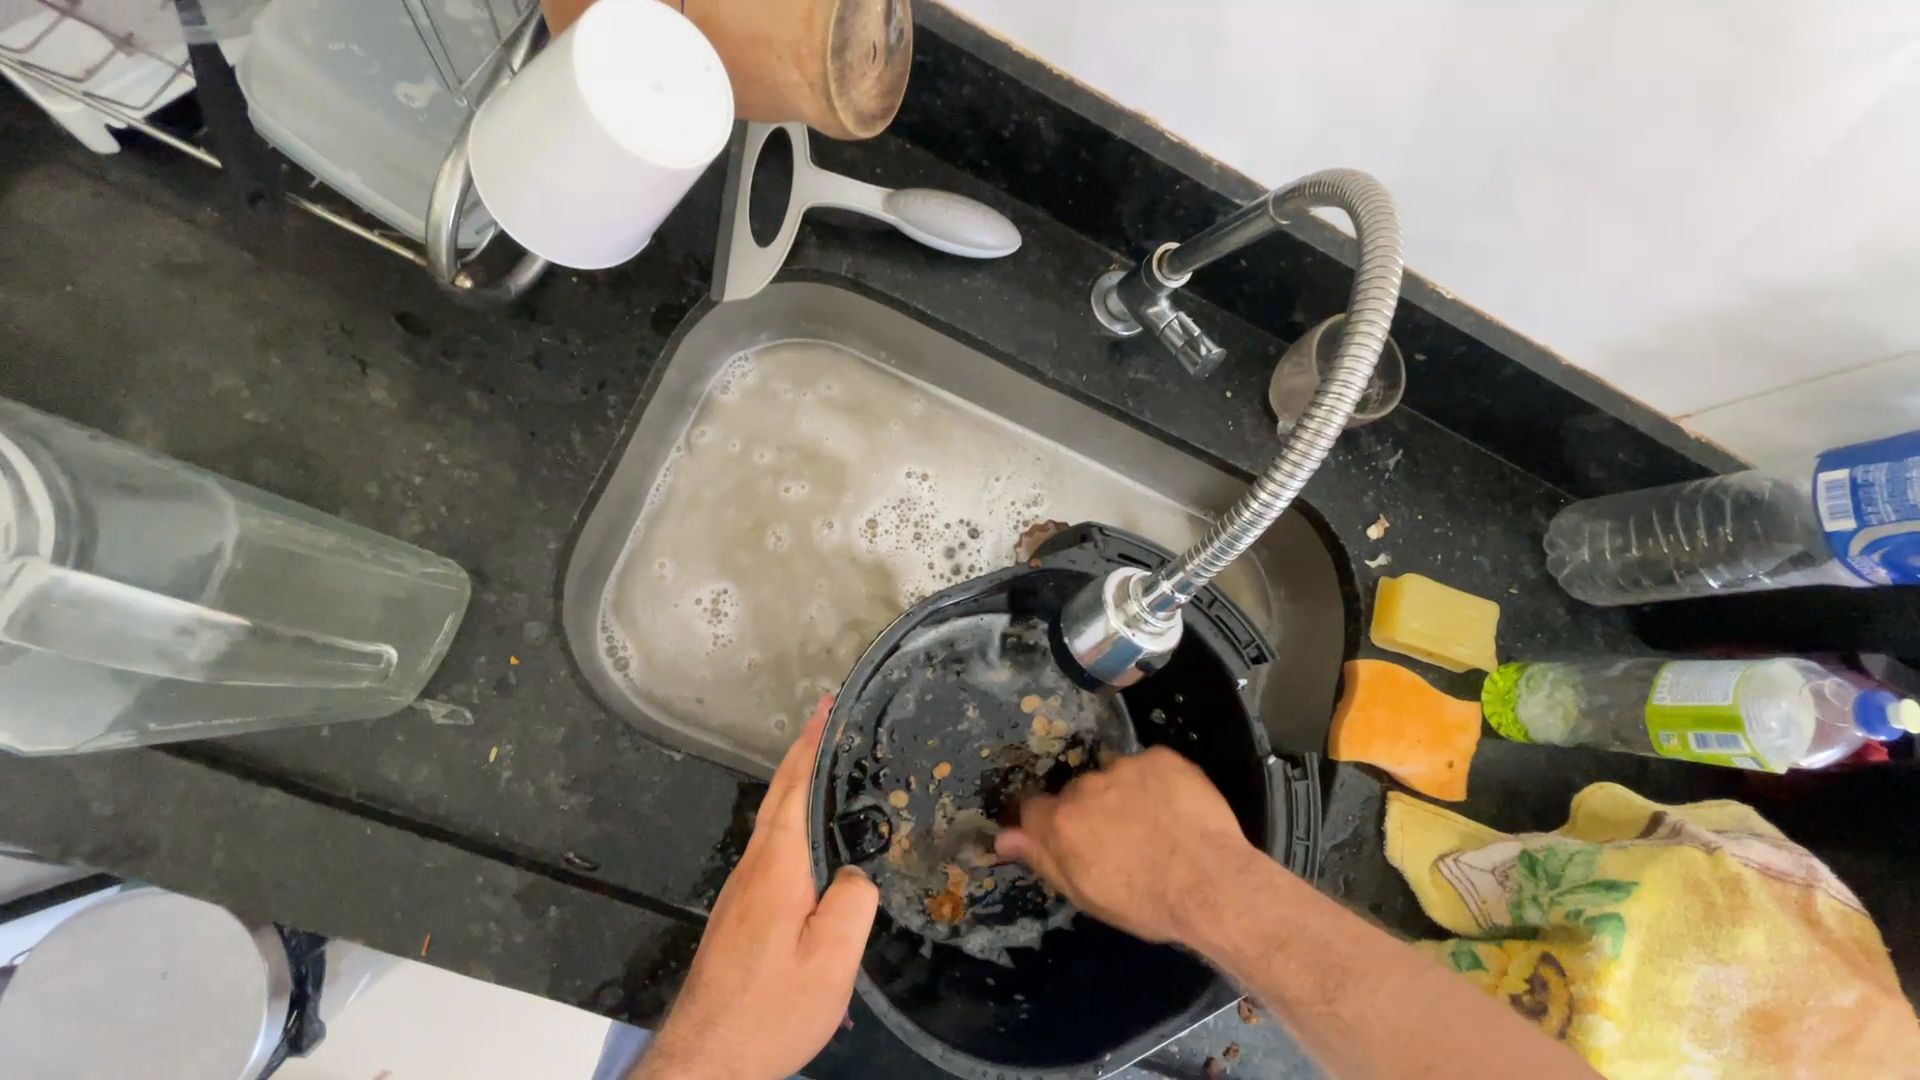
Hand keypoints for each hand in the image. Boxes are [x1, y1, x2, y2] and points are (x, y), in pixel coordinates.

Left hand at [633, 696, 878, 1079]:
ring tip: (825, 764)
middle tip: (827, 720)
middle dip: (801, 752)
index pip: (795, 787)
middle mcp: (754, 865)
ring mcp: (742, 888)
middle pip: (778, 795)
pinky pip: (771, 843)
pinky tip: (809, 831)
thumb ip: (852, 902)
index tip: (826, 707)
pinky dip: (790, 815)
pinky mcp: (740, 911)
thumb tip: (856, 872)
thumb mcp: (831, 960)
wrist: (706, 1059)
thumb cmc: (771, 1007)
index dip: (811, 744)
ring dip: (795, 782)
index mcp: (777, 865)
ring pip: (772, 819)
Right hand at [994, 745, 1255, 945]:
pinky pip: (1149, 764)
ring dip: (1124, 793)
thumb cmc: (1146, 903)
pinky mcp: (1161, 757)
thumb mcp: (1086, 894)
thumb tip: (1003, 838)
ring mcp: (1125, 766)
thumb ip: (1042, 859)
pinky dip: (1157, 782)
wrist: (1212, 884)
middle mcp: (1086, 786)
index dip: (1050, 824)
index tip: (1071, 839)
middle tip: (1122, 839)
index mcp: (1062, 822)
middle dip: (1092, 810)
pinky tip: (1176, 808)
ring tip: (1154, 824)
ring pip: (1114, 775)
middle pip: (1077, 792)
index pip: (1034, 808)